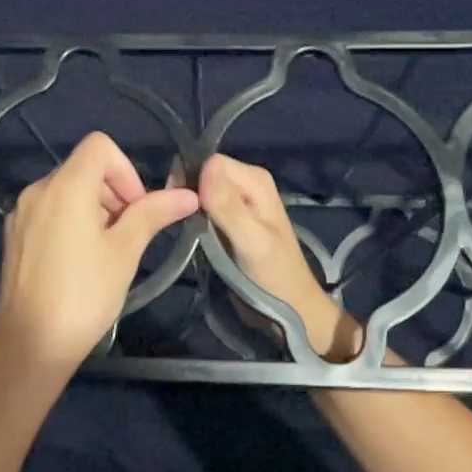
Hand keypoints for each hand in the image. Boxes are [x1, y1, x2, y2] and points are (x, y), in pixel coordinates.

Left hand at [0, 132, 198, 374]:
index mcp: (66, 185)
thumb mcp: (126, 251)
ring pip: (66, 190)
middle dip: (113, 192)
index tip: (136, 209)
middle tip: (128, 235)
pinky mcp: (14, 235)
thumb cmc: (84, 294)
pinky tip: (80, 262)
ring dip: (94, 208)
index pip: (100, 145)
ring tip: (106, 252)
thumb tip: (188, 194)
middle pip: (83, 167)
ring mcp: (21, 212)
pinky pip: (49, 211)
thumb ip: (153, 214)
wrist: (30, 344)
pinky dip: (70, 222)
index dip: (126, 170)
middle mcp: (38, 189)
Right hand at [199, 154, 359, 358]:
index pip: (211, 162)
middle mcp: (246, 184)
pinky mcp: (228, 220)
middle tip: (181, 222)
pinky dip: (193, 217)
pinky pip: (202, 207)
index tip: (180, 208)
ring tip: (185, 230)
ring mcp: (237, 202)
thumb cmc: (275, 277)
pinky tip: (190, 233)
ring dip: (188, 207)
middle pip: (203, 173)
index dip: (192, 181)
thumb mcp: (253, 243)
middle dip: (188, 193)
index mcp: (255, 180)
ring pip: (200, 190)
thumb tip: (204, 170)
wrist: (292, 309)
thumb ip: (230, 207)